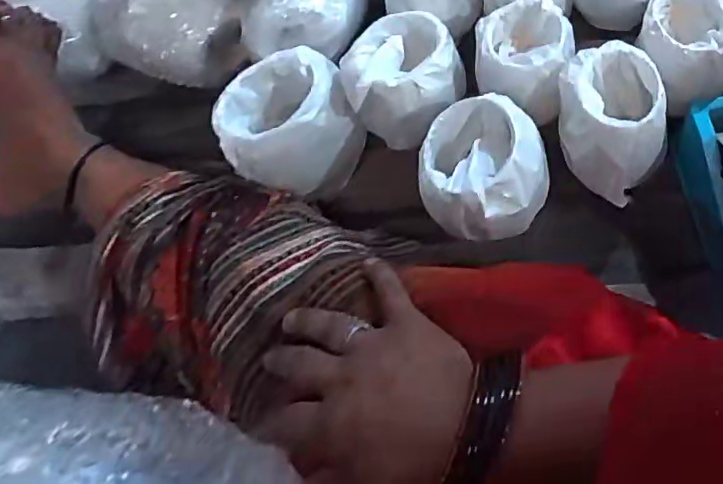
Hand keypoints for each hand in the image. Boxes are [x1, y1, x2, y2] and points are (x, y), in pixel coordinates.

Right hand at [261, 260, 473, 483]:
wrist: (463, 423)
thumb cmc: (414, 461)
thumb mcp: (362, 483)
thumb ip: (325, 478)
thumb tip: (296, 472)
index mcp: (330, 422)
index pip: (286, 421)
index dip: (269, 422)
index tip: (259, 419)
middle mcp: (343, 376)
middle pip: (301, 365)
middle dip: (282, 362)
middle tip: (269, 358)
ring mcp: (375, 342)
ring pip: (333, 326)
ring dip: (310, 320)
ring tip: (292, 317)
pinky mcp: (406, 320)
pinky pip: (391, 291)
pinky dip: (380, 274)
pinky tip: (368, 261)